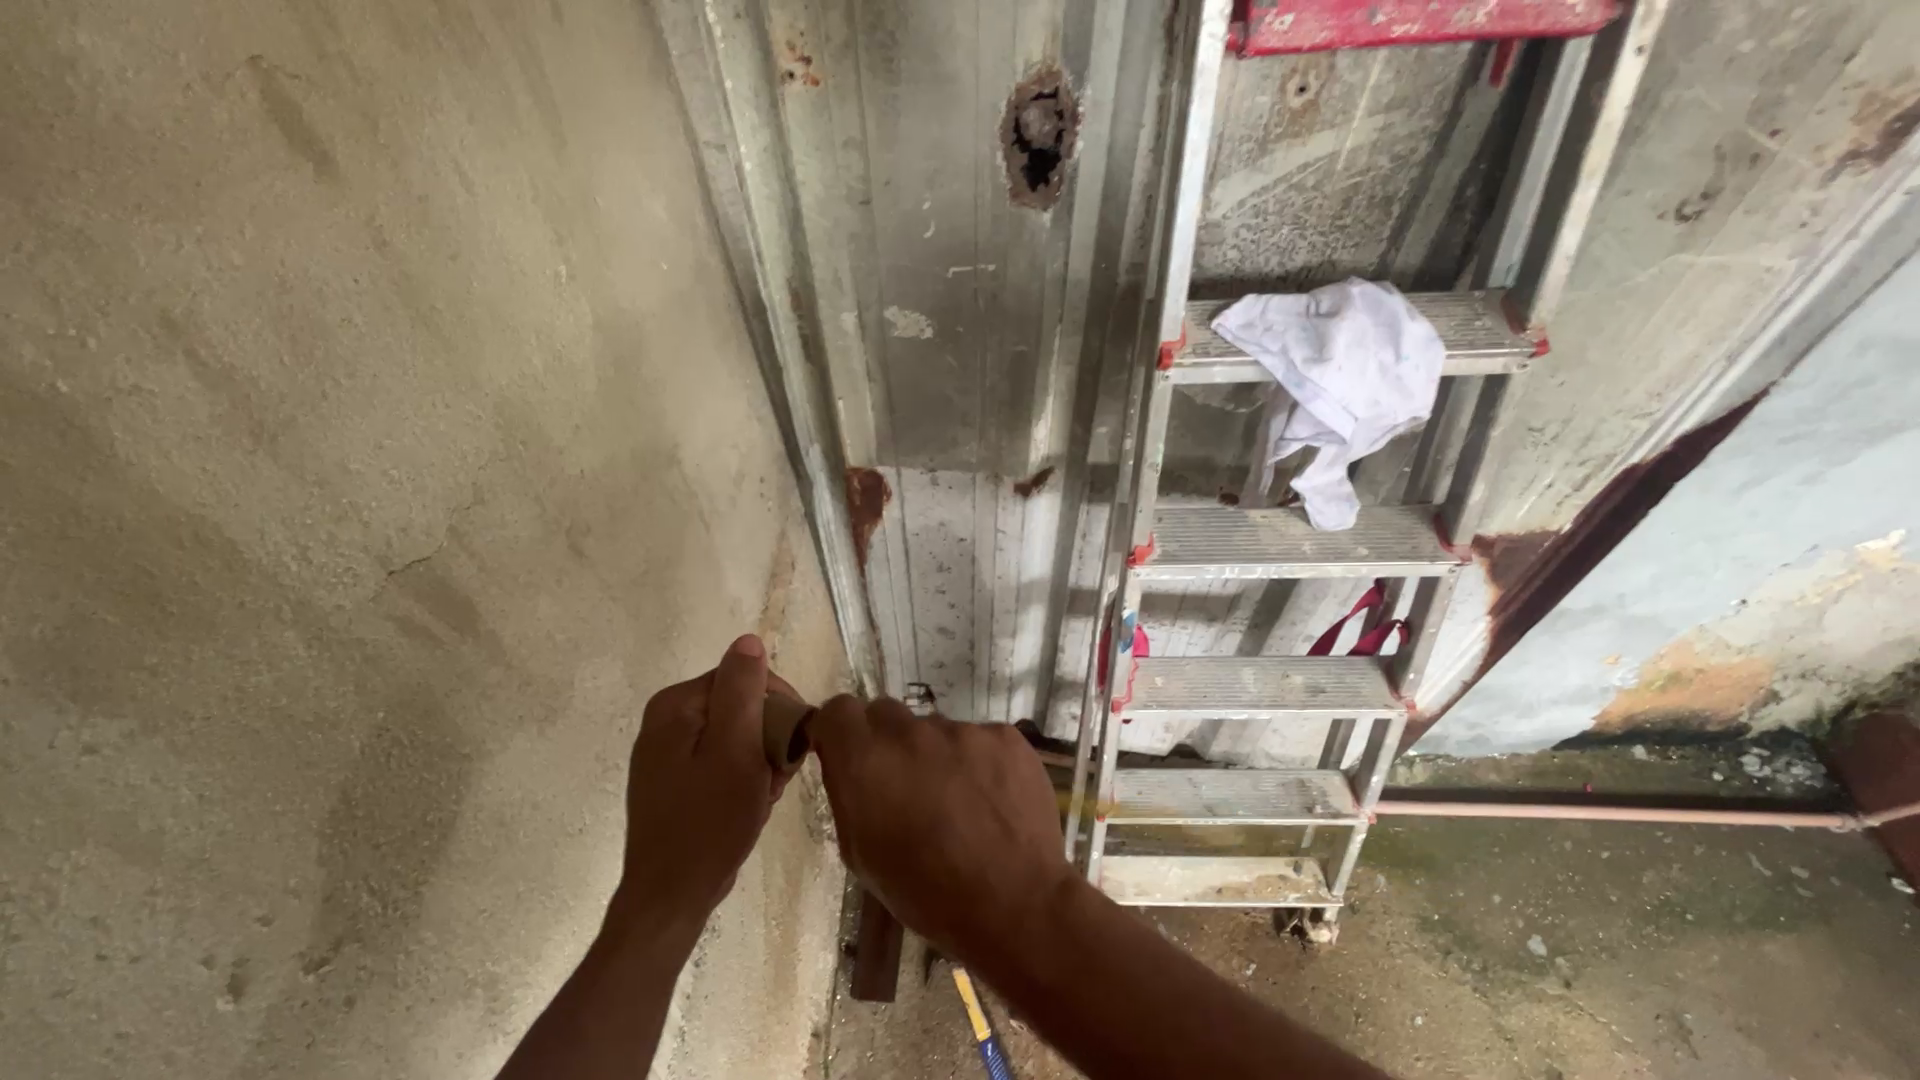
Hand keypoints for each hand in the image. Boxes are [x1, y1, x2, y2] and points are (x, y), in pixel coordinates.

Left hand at [615, 634, 793, 930]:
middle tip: (778, 776)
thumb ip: (743, 691)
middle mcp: (665, 721)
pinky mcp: (674, 782)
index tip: (793, 744)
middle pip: (740, 705)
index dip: (777, 705)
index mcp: (675, 706)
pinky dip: (743, 778)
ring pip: (736, 735)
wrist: (672, 896)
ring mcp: (667, 754)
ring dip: (760, 761)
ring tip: (764, 795)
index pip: (743, 676)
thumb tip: (748, 640)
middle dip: (768, 736)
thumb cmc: (709, 822)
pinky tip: (750, 804)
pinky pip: (722, 761)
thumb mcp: (736, 750)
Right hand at [808, 696, 1073, 960]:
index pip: (838, 711)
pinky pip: (980, 738)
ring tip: (960, 803)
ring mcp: (962, 730)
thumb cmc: (926, 893)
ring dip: (937, 755)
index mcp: (867, 761)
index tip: (848, 755)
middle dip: (887, 743)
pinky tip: (992, 800)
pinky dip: (979, 761)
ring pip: (936, 730)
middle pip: (886, 714)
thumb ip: (850, 798)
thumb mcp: (862, 855)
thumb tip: (851, 768)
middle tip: (906, 785)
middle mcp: (910, 733)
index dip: (841, 732)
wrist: (1015, 902)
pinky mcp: (1004, 736)